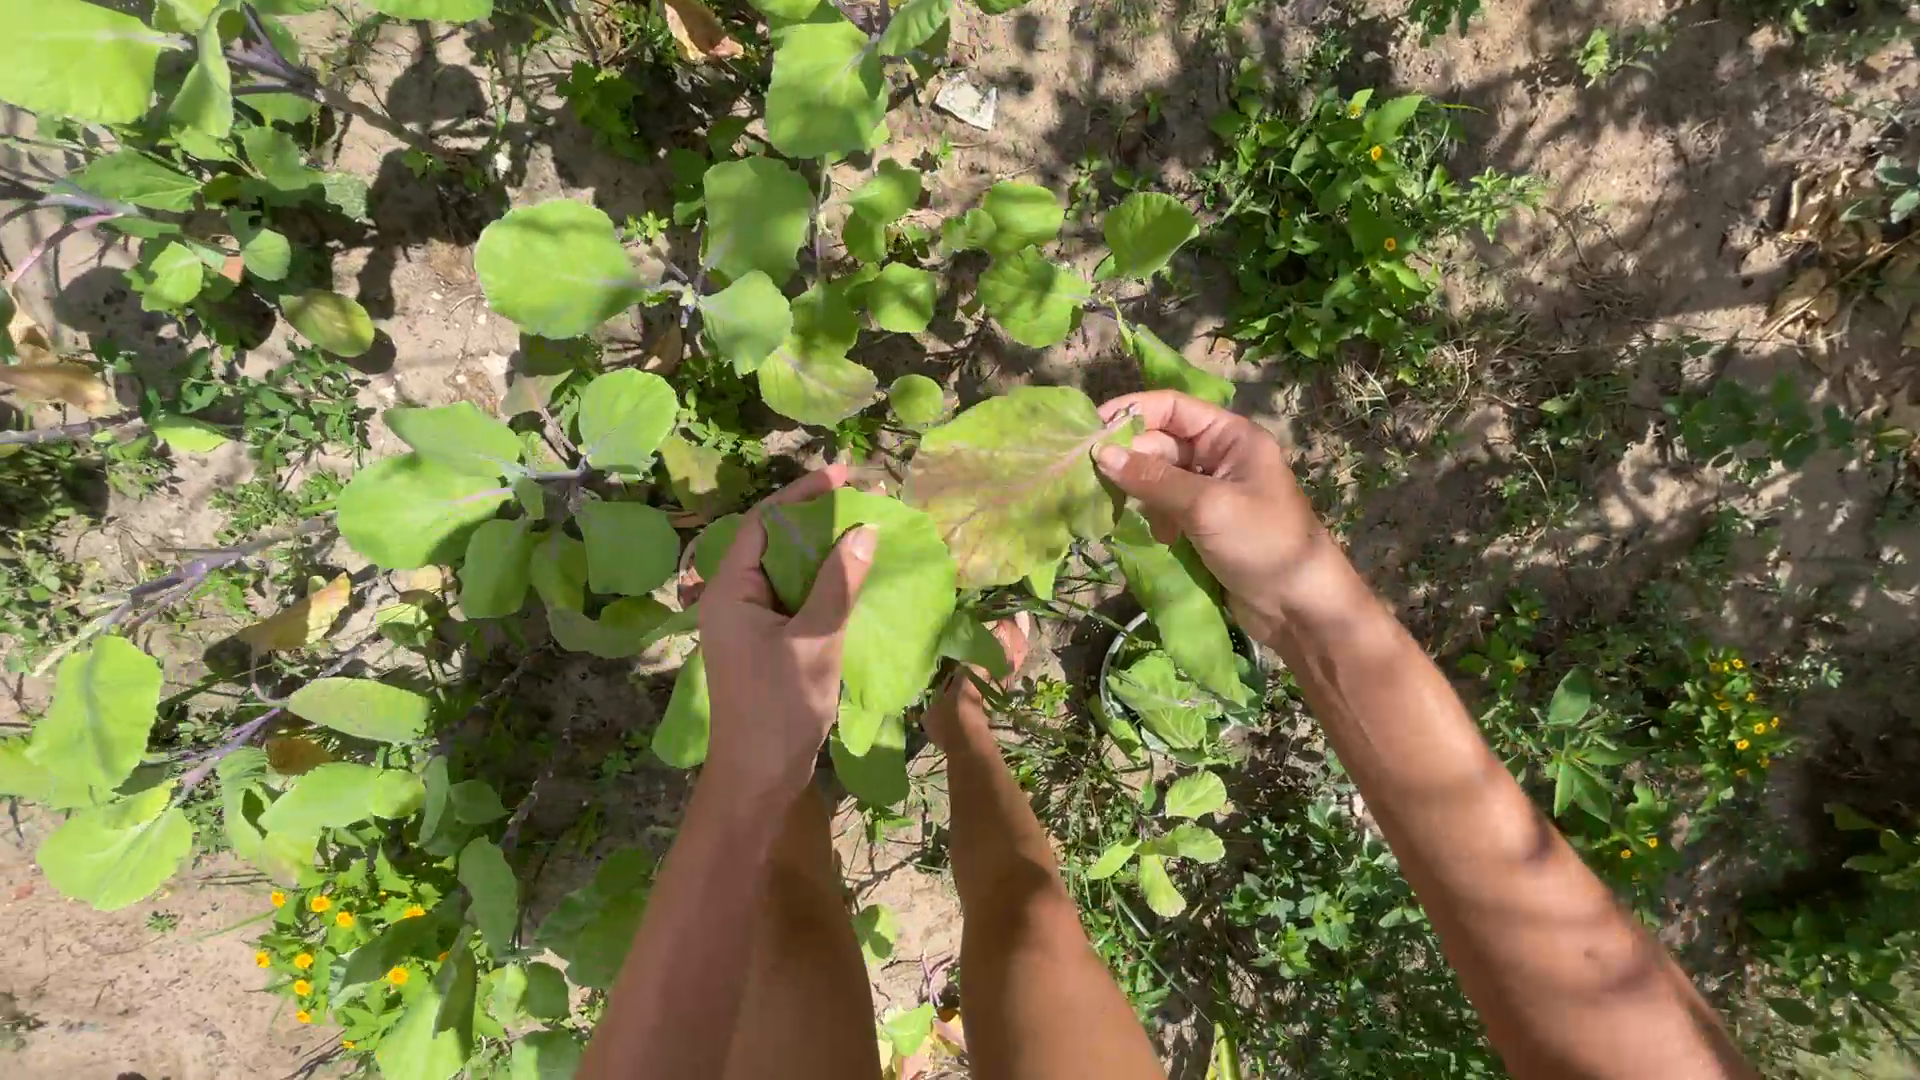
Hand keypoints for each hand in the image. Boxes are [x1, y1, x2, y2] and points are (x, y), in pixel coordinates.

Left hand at [697, 466, 877, 803]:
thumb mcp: (815, 639)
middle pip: (774, 541)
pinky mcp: (765, 640)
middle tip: (862, 503)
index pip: (764, 522)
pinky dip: (823, 582)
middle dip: (817, 519)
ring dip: (823, 551)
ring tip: (864, 533)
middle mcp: (733, 598)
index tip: (845, 475)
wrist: (759, 776)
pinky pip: (794, 596)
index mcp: (730, 590)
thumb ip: (838, 583)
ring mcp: (748, 621)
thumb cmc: (780, 707)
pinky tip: (853, 578)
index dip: (803, 494)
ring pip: (787, 570)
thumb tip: (864, 530)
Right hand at [1095, 390, 1359, 644]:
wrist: (1299, 608)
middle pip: (1160, 443)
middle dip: (1129, 458)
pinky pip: (1164, 507)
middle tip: (1093, 478)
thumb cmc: (1263, 543)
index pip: (1172, 408)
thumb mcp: (1205, 506)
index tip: (1091, 429)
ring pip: (1157, 478)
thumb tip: (1101, 454)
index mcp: (1231, 437)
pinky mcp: (1201, 524)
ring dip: (1138, 492)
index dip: (1132, 412)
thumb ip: (1152, 479)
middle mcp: (1219, 457)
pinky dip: (1152, 517)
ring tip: (1118, 508)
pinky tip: (1156, 535)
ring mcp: (1210, 492)